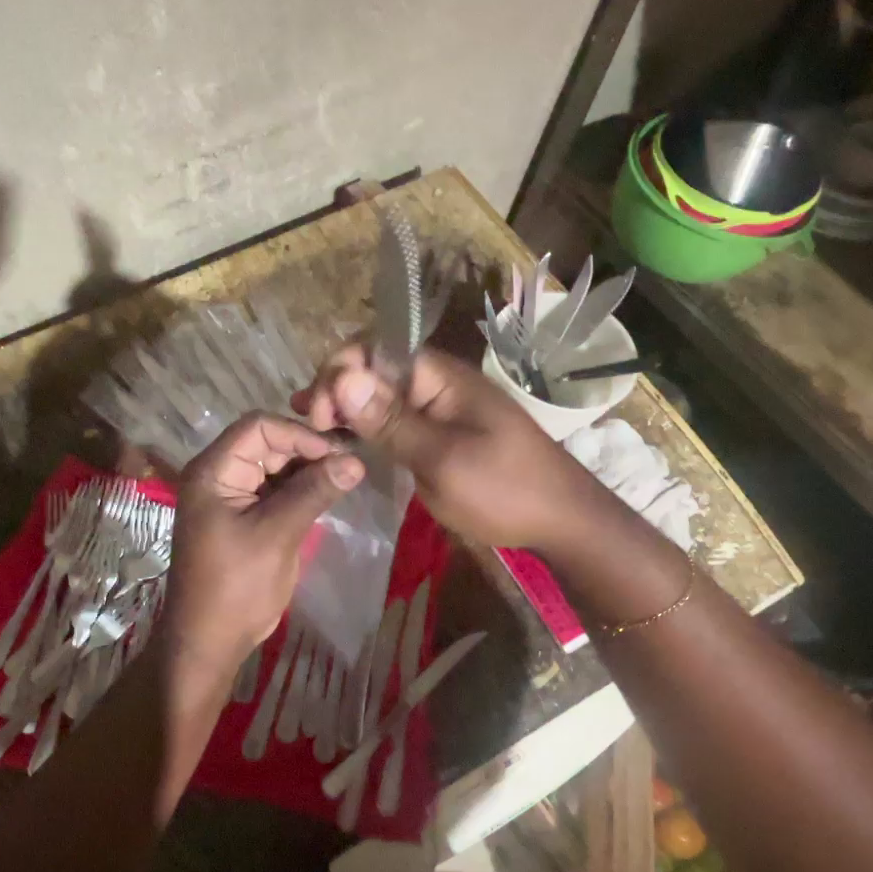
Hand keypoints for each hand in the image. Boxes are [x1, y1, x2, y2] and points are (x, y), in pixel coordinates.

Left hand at [162, 413, 364, 674]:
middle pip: (268, 443)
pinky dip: (303, 489)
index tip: (337, 454)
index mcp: (213, 472)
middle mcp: (220, 475)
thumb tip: (355, 461)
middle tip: (349, 465)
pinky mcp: (247, 517)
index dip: (299, 434)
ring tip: (347, 477)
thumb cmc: (235, 587)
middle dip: (307, 450)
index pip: (258, 427)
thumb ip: (312, 493)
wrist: (210, 642)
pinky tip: (331, 493)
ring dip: (309, 469)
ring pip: (276, 466)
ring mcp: (233, 497)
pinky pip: (277, 489)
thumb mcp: (275, 535)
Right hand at [292, 345, 590, 550]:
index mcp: (441, 377)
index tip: (318, 414)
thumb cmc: (505, 490)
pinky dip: (367, 425)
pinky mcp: (441, 433)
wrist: (563, 521)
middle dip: (336, 387)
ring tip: (313, 429)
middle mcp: (437, 383)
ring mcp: (440, 408)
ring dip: (347, 406)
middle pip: (373, 368)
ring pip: (381, 394)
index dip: (338, 372)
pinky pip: (395, 418)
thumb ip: (391, 420)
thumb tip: (342, 376)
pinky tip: (344, 440)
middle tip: (310, 426)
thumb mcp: (442, 459)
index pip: (374, 349)